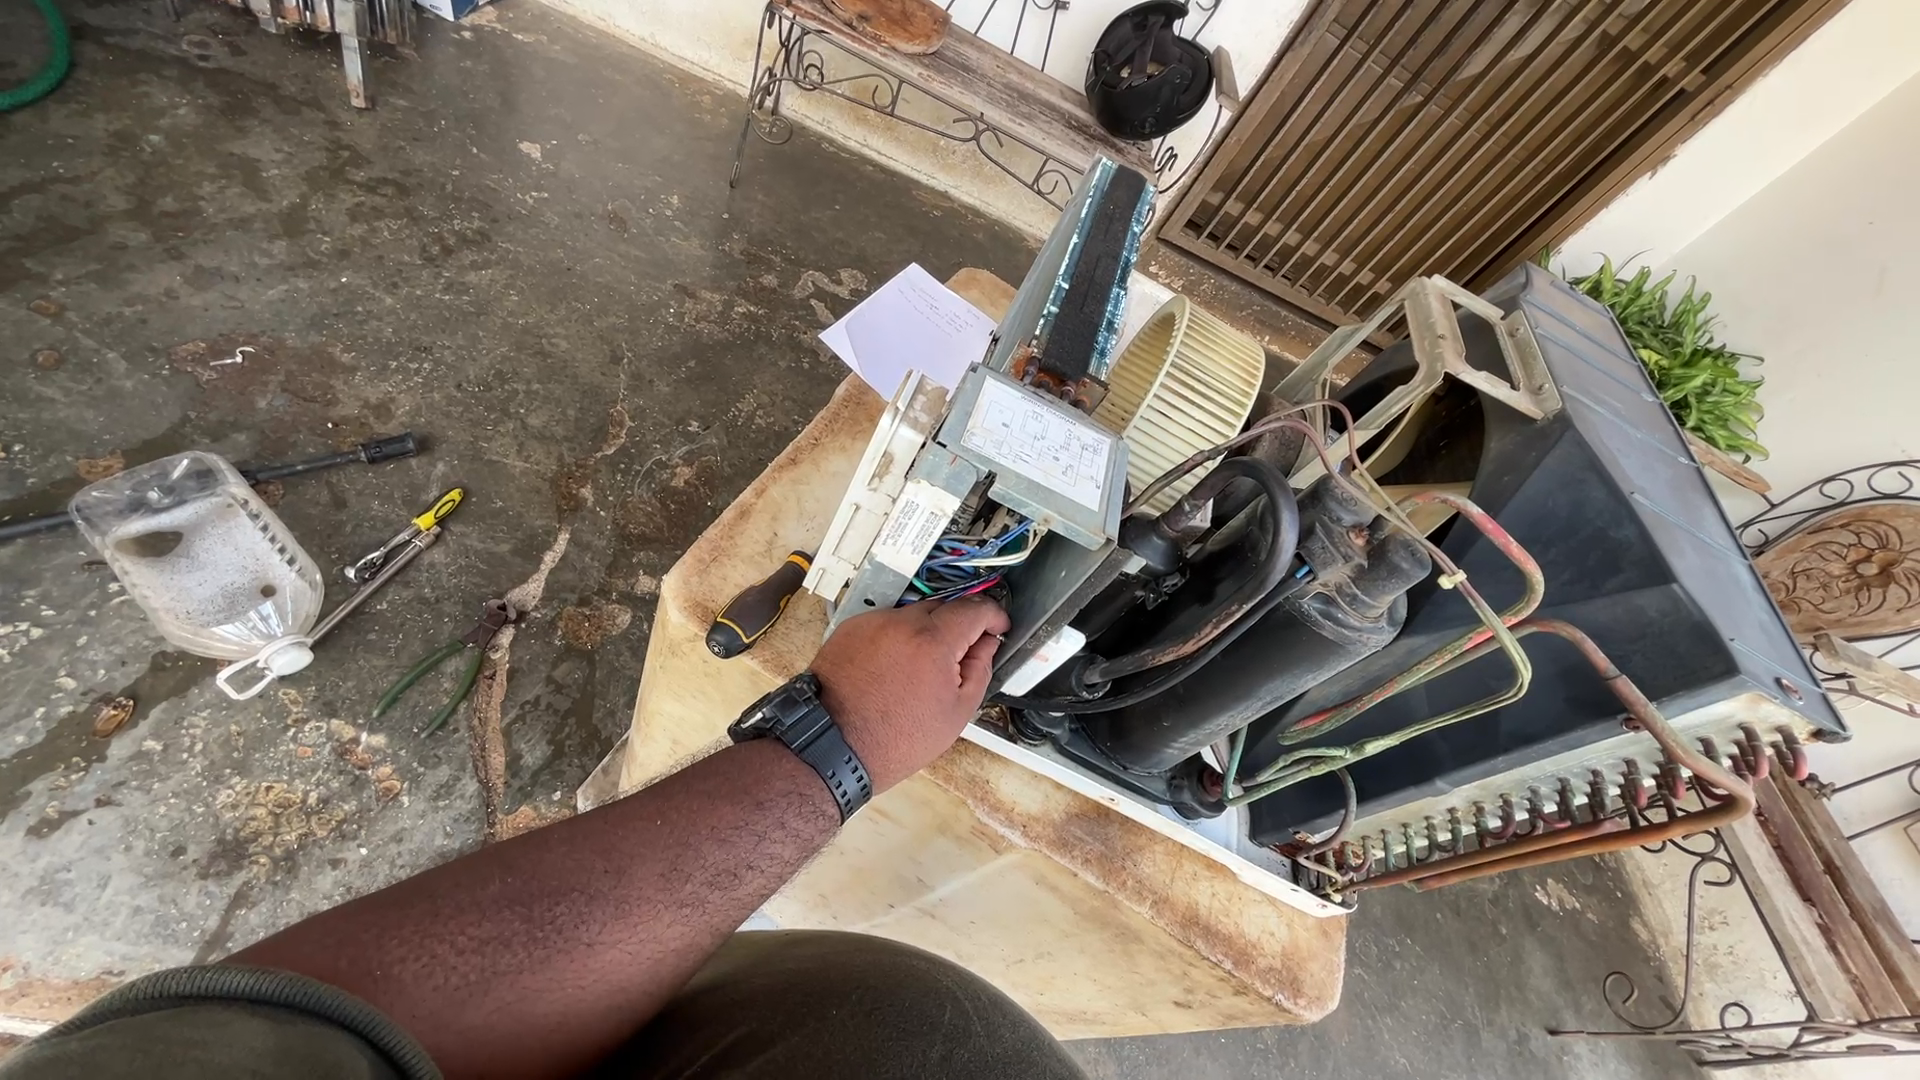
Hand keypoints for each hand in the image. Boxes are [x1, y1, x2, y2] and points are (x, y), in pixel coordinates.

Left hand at [810, 597, 1009, 792]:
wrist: (831, 745)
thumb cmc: (892, 739)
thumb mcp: (955, 713)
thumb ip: (979, 669)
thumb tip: (986, 645)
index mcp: (932, 641)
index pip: (974, 609)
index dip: (994, 615)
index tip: (998, 625)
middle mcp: (900, 622)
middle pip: (944, 607)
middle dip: (959, 626)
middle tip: (962, 655)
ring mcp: (873, 623)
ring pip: (913, 615)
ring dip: (926, 632)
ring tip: (921, 672)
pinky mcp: (851, 629)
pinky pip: (885, 624)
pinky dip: (897, 639)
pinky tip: (895, 670)